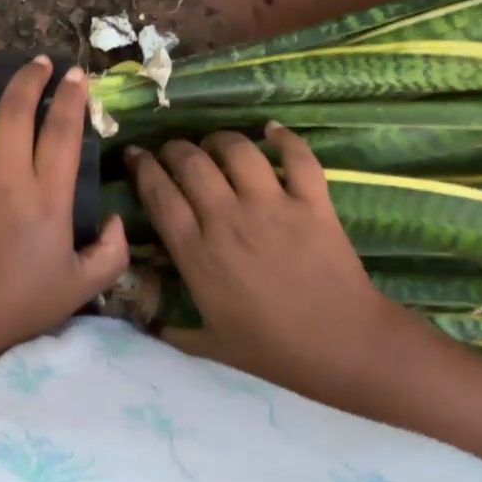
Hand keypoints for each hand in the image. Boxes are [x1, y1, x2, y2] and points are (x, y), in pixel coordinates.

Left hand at [0, 45, 129, 361]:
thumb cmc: (18, 306)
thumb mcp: (81, 287)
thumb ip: (111, 254)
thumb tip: (120, 219)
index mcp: (47, 196)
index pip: (63, 131)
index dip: (71, 98)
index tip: (75, 76)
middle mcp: (5, 173)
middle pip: (18, 109)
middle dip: (30, 78)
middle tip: (38, 62)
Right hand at [126, 124, 434, 415]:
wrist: (345, 348)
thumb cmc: (274, 350)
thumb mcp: (210, 344)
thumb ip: (171, 330)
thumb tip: (141, 322)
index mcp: (197, 253)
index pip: (158, 193)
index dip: (142, 167)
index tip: (136, 156)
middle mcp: (228, 220)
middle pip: (189, 162)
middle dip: (173, 149)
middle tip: (173, 153)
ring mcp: (272, 207)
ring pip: (236, 150)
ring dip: (219, 140)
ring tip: (215, 145)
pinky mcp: (312, 203)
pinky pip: (297, 157)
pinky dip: (284, 138)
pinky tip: (272, 131)